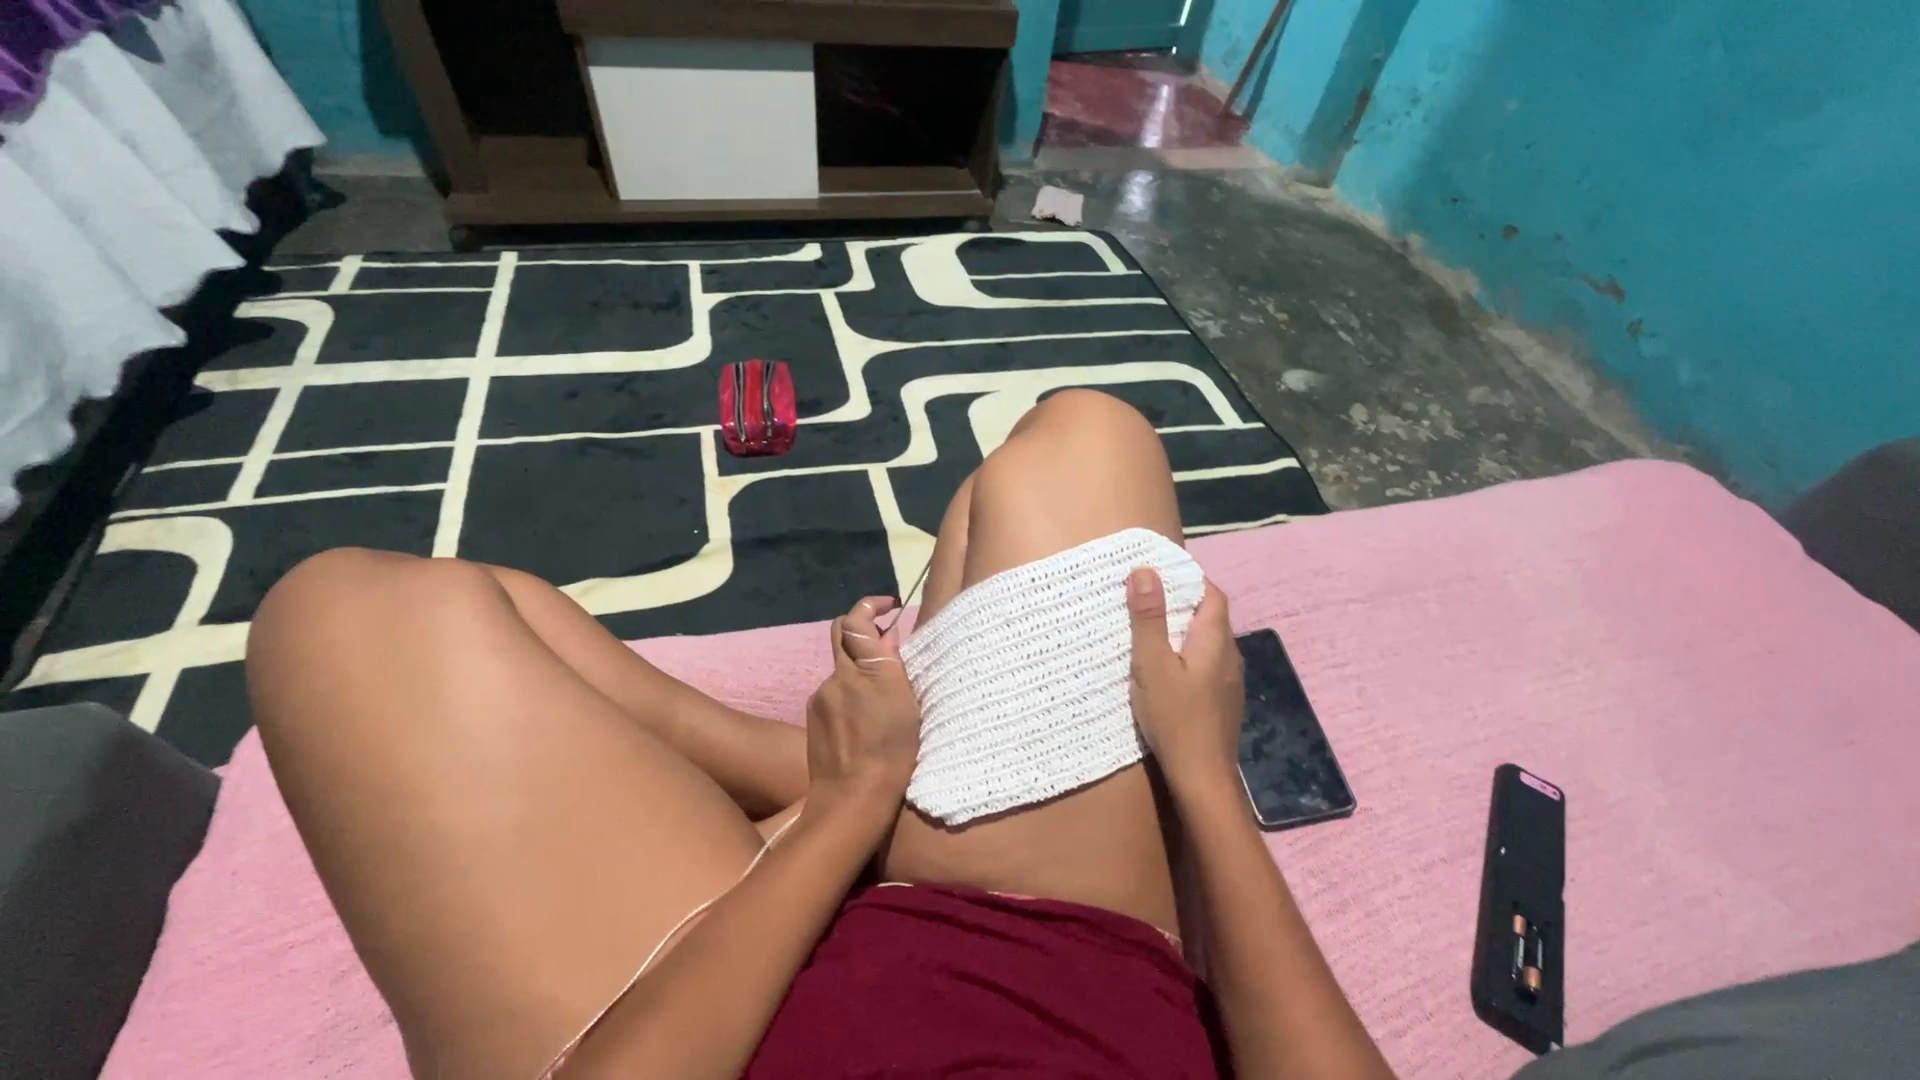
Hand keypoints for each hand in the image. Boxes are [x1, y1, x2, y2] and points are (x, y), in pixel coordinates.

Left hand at [804, 596, 921, 832]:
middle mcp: (841, 675)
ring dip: (857, 670)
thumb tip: (888, 636)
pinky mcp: (812, 711)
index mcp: (871, 671)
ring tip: (879, 698)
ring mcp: (822, 693)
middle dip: (859, 627)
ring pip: (840, 667)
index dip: (870, 606)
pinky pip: (831, 691)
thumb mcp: (909, 706)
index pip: (857, 621)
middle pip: (840, 633)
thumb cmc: (895, 755)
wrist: (853, 797)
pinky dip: (847, 693)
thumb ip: (894, 665)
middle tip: (882, 638)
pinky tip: (861, 720)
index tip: (888, 607)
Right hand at [1127, 568, 1243, 792]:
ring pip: (1205, 642)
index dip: (1188, 578)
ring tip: (1146, 630)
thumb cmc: (1176, 718)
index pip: (1211, 593)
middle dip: (1179, 603)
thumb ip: (1148, 618)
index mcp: (1216, 640)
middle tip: (1143, 598)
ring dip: (1180, 631)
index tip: (1157, 572)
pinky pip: (1204, 664)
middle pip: (1208, 616)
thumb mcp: (1152, 664)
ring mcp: (1229, 681)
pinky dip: (1184, 655)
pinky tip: (1163, 669)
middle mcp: (1229, 655)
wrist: (1203, 777)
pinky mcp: (1221, 702)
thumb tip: (1145, 570)